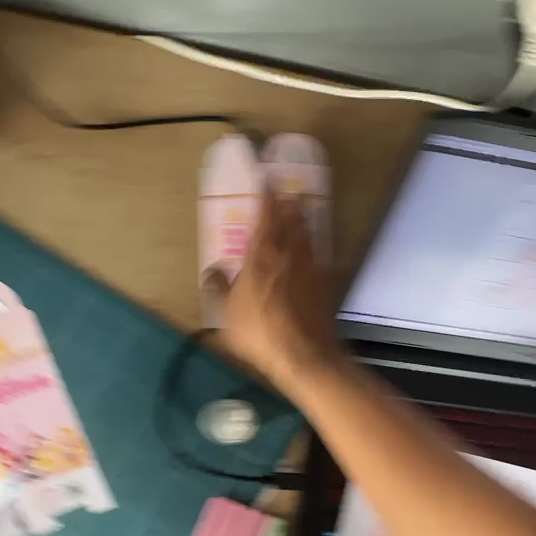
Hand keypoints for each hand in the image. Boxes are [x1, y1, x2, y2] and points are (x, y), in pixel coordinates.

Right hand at [207, 193, 343, 389]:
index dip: (267, 198)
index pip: (265, 218)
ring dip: (303, 220)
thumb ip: (220, 288)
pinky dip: (313, 245)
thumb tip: (212, 270)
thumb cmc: (258, 331)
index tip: (268, 181)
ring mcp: (309, 268)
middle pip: (291, 221)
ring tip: (301, 209)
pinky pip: (317, 255)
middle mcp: (287, 255)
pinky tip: (312, 247)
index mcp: (261, 256)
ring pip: (306, 236)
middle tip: (289, 189)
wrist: (303, 354)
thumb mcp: (227, 313)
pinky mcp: (324, 284)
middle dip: (289, 204)